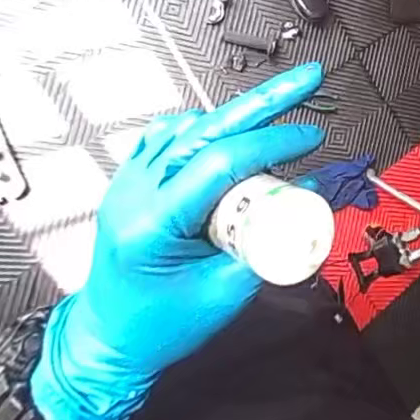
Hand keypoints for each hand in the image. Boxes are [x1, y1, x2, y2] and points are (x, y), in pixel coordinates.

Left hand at [30, 63, 325, 419]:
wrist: (109, 338)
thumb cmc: (156, 326)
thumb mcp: (225, 292)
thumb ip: (274, 242)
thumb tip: (310, 198)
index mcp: (152, 222)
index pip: (222, 161)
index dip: (274, 143)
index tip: (309, 140)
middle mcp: (136, 190)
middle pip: (209, 127)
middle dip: (264, 100)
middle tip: (304, 80)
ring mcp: (132, 181)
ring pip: (192, 126)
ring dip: (240, 117)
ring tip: (279, 111)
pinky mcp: (137, 180)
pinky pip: (173, 136)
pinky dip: (210, 129)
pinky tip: (231, 131)